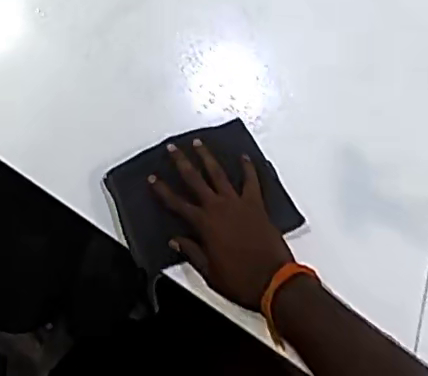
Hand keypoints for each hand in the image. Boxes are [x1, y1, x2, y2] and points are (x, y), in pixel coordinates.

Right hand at [149, 138, 293, 309]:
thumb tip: (175, 241)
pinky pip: (250, 181)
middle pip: (194, 179)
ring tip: (199, 143)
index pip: (177, 203)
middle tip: (173, 148)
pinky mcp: (256, 205)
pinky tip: (244, 157)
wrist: (275, 283)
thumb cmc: (242, 281)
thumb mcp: (210, 273)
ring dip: (207, 157)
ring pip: (218, 173)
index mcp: (204, 224)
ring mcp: (237, 203)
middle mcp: (217, 208)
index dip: (162, 190)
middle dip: (181, 162)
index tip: (153, 179)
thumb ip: (191, 253)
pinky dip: (247, 168)